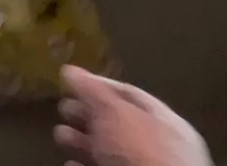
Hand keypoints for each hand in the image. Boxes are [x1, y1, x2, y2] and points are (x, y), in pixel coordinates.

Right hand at [53, 66, 212, 165]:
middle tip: (61, 109)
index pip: (127, 93)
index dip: (96, 83)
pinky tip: (70, 162)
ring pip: (104, 148)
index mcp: (166, 122)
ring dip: (78, 140)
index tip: (67, 80)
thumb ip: (91, 89)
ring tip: (61, 136)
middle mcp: (159, 145)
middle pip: (112, 121)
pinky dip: (81, 163)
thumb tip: (70, 71)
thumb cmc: (140, 151)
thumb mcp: (112, 111)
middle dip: (82, 113)